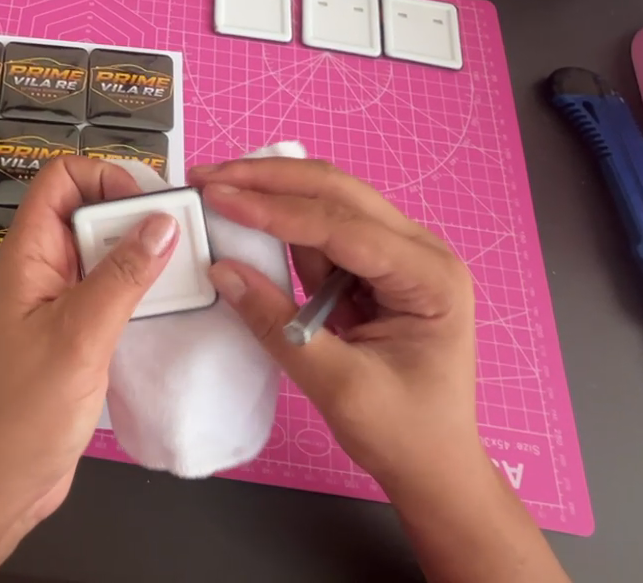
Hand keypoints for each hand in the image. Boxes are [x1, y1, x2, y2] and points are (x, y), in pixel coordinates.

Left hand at [0, 156, 177, 575]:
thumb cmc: (21, 413)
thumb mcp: (78, 337)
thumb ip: (121, 277)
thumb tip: (162, 221)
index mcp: (28, 254)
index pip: (61, 180)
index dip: (103, 176)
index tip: (148, 206)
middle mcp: (41, 269)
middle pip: (88, 212)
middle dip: (135, 215)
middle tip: (184, 240)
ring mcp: (57, 304)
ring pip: (103, 254)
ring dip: (142, 256)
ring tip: (188, 271)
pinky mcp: (73, 336)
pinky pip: (108, 293)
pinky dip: (138, 291)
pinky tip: (170, 307)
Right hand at [192, 158, 480, 494]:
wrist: (433, 465)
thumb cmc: (403, 433)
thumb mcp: (337, 386)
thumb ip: (276, 325)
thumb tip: (221, 269)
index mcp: (428, 277)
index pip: (343, 227)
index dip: (276, 209)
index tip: (217, 196)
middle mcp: (418, 249)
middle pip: (336, 192)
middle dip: (269, 180)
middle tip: (209, 176)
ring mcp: (395, 252)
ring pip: (325, 201)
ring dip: (271, 194)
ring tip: (219, 191)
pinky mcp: (370, 263)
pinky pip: (319, 229)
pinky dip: (280, 222)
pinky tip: (246, 216)